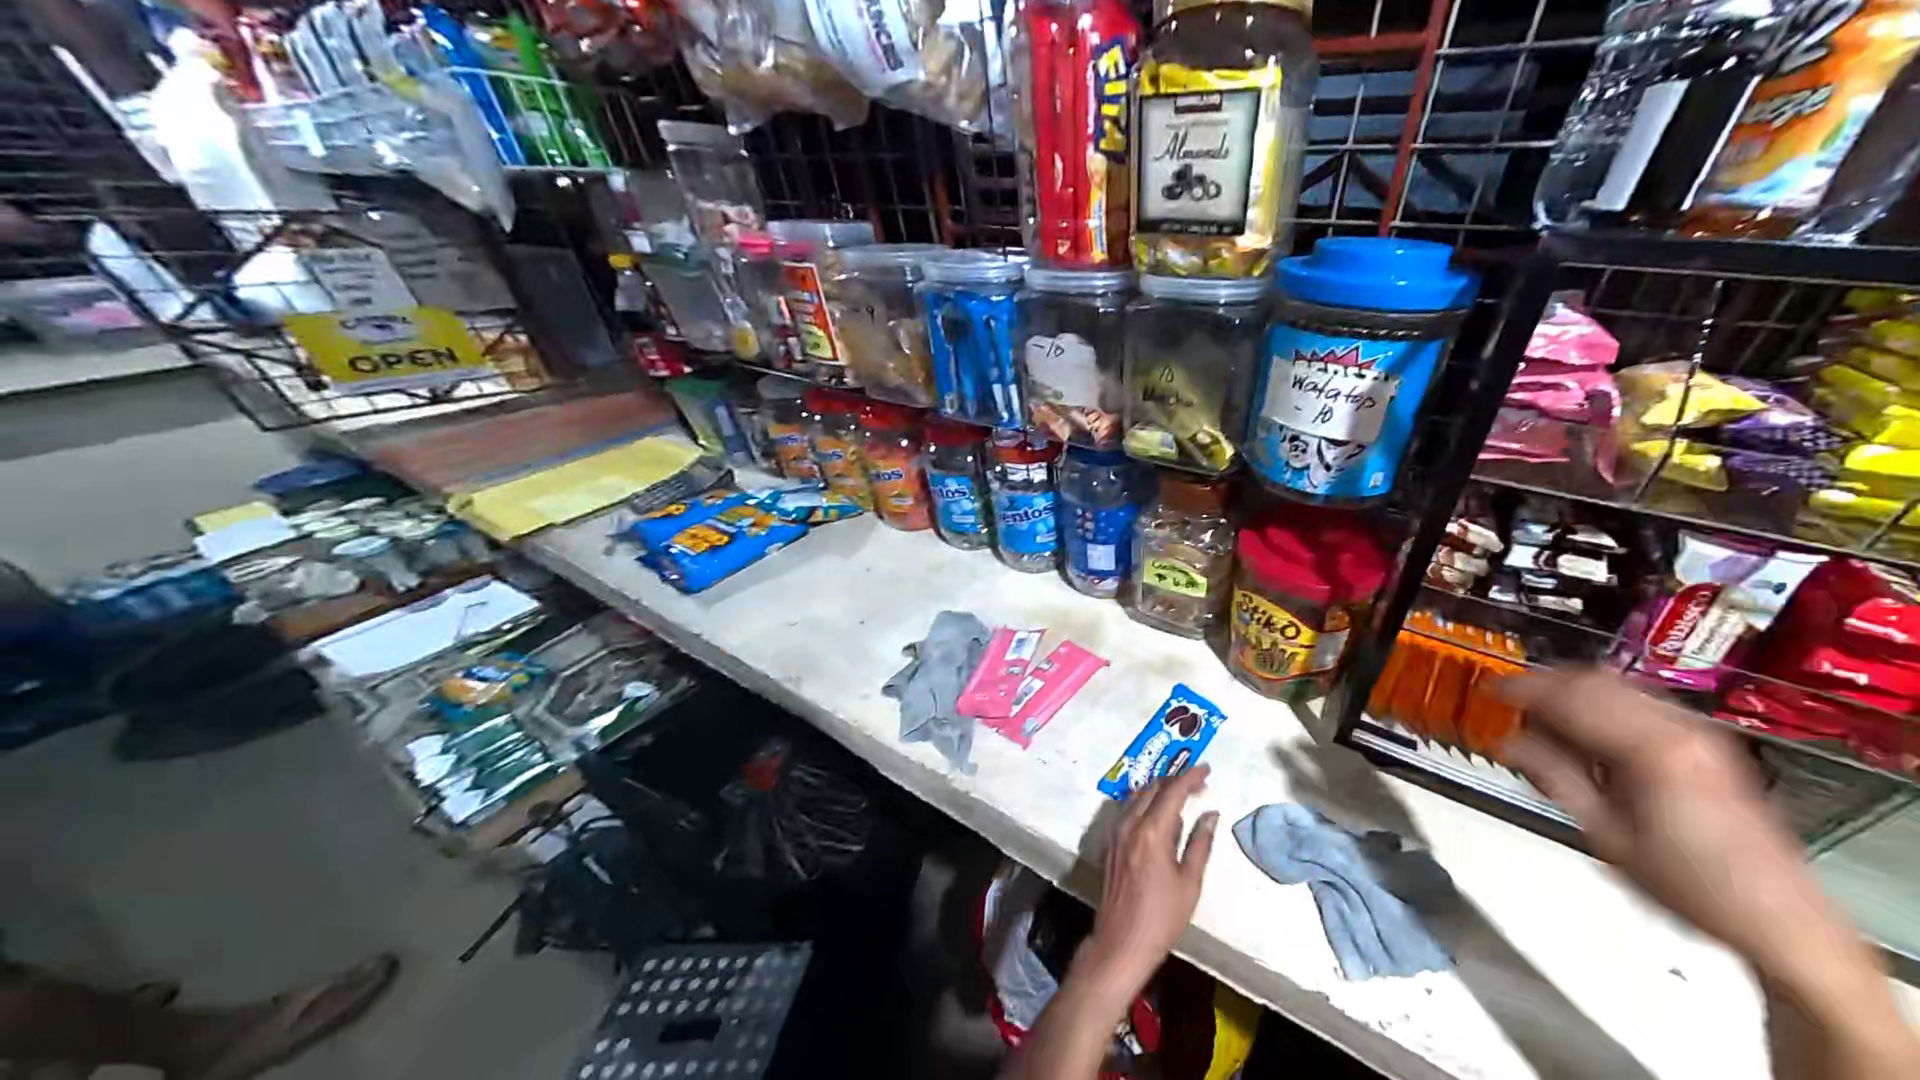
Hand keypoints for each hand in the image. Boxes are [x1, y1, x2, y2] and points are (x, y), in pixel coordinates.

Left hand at [1084, 764, 1218, 994]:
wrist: (1122, 940)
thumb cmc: (1162, 916)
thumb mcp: (1190, 882)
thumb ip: (1200, 843)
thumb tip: (1210, 814)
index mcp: (1151, 831)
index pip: (1172, 791)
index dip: (1191, 776)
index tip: (1207, 769)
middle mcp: (1129, 823)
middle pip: (1153, 788)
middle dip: (1176, 780)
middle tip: (1199, 784)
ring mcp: (1115, 831)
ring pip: (1138, 797)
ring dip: (1160, 790)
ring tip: (1183, 797)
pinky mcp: (1110, 841)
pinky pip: (1128, 810)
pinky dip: (1146, 804)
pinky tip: (1160, 816)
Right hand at [1498, 670, 1851, 981]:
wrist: (1778, 919)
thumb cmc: (1687, 884)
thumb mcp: (1605, 834)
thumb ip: (1555, 777)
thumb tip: (1508, 741)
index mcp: (1650, 750)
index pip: (1569, 697)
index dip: (1521, 689)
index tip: (1487, 690)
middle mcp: (1678, 730)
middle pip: (1593, 682)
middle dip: (1543, 684)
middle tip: (1506, 701)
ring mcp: (1698, 735)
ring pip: (1617, 686)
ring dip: (1571, 691)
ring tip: (1538, 715)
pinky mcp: (1707, 745)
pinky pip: (1639, 703)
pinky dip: (1601, 703)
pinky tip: (1582, 727)